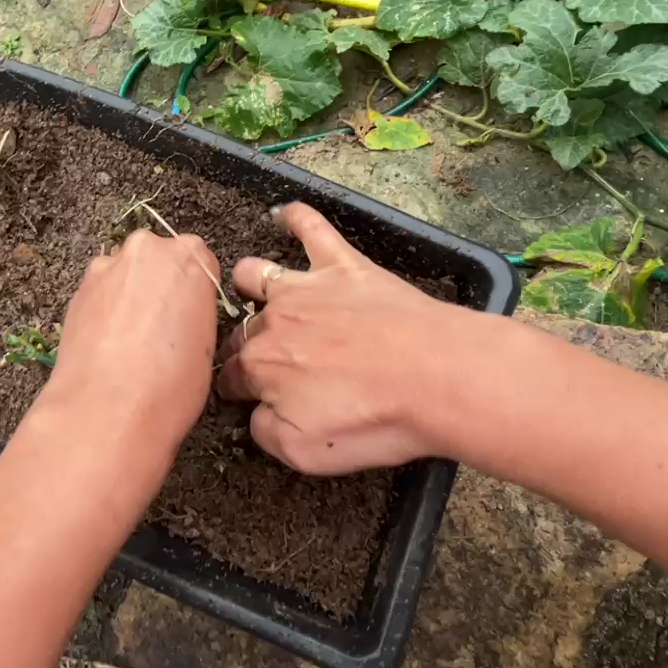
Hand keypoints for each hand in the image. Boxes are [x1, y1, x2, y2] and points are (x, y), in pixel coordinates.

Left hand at [46, 228, 224, 452]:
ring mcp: (108, 265)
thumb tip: (183, 314)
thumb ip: (196, 310)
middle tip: (161, 328)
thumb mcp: (208, 344)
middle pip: (158, 260)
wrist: (108, 409)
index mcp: (190, 256)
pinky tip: (109, 344)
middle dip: (159, 286)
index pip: (199, 262)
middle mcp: (148, 250)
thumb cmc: (169, 383)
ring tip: (131, 341)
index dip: (195, 293)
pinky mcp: (79, 287)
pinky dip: (105, 310)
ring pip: (126, 275)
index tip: (191, 315)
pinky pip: (100, 292)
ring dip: (130, 296)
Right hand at [218, 203, 521, 474]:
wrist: (438, 376)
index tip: (245, 398)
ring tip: (253, 289)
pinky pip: (310, 228)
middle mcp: (273, 319)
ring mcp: (305, 287)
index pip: (230, 376)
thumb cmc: (375, 417)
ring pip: (255, 273)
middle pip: (242, 330)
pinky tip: (284, 215)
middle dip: (240, 345)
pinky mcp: (341, 265)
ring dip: (248, 283)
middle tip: (259, 360)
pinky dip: (294, 217)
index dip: (234, 389)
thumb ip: (265, 431)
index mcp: (261, 366)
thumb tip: (255, 414)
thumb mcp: (305, 452)